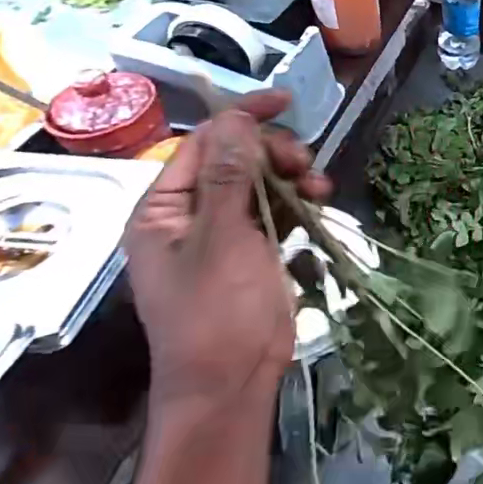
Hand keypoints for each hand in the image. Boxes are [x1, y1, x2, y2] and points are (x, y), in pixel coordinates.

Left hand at [124, 90, 330, 404]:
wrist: (230, 382)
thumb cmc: (215, 313)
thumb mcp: (222, 240)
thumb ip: (230, 177)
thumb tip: (236, 120)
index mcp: (163, 209)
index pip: (203, 143)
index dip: (242, 118)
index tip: (286, 101)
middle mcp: (190, 215)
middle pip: (235, 159)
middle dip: (273, 153)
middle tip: (304, 164)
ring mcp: (224, 234)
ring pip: (260, 182)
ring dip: (291, 177)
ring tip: (318, 189)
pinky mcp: (253, 251)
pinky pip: (276, 210)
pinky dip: (297, 202)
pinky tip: (318, 204)